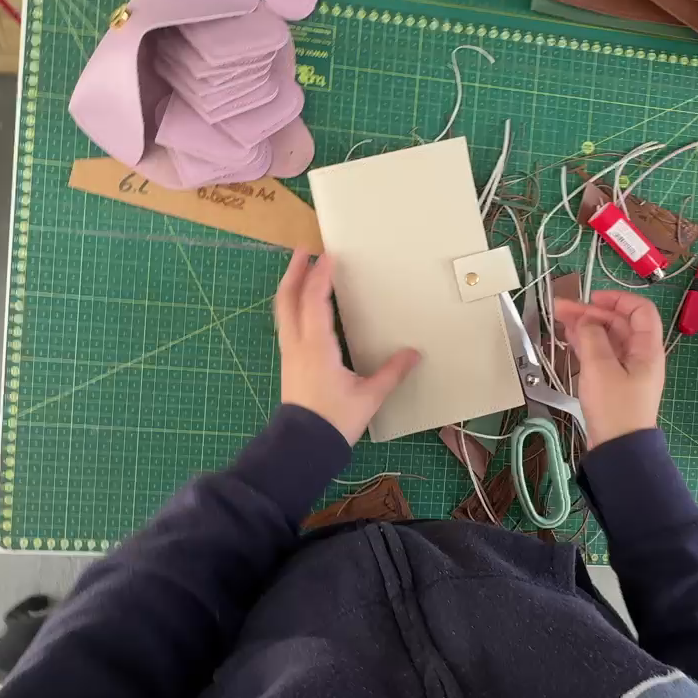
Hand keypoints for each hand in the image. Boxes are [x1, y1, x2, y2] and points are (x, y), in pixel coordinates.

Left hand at [274, 252, 420, 444]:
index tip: (329, 255)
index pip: (315, 301)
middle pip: (288, 299)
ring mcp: (290, 353)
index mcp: (317, 347)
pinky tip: (304, 306)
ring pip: (283, 311)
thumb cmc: (336, 421)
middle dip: (295, 272)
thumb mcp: (369, 396)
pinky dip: (293, 305)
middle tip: (304, 251)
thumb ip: (391, 372)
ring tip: (300, 270)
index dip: (321, 276)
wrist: (304, 446)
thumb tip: (414, 353)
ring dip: (291, 287)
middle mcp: (298, 344)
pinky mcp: (290, 362)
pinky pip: (287, 324)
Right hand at [554, 290, 665, 448]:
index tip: (591, 298)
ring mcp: (626, 369)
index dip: (617, 299)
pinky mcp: (613, 382)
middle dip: (591, 312)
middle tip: (561, 308)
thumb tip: (585, 319)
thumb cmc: (614, 407)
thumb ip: (592, 337)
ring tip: (559, 320)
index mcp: (647, 349)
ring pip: (606, 338)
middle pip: (618, 323)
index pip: (640, 311)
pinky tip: (568, 339)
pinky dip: (585, 343)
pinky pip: (600, 354)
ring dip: (585, 327)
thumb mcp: (601, 368)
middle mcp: (639, 355)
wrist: (618, 448)